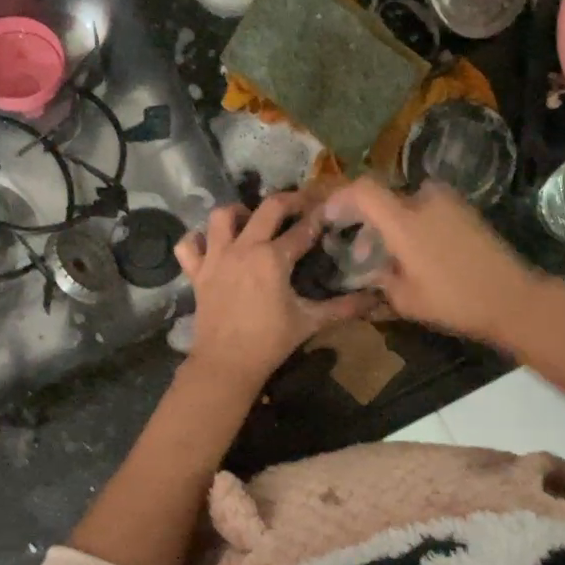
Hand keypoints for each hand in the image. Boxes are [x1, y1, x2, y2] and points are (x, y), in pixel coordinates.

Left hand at [175, 192, 371, 386]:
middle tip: (301, 206)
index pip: (302, 229)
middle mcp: (244, 248)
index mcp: (273, 258)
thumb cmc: (270, 342)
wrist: (226, 364)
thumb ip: (343, 308)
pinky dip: (197, 239)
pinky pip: (189, 245)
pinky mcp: (197, 273)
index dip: (318, 218)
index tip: (328, 212)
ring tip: (251, 220)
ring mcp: (216, 258)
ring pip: (222, 216)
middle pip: (268, 208)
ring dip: (238, 212)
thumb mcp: (310, 322)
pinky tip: (211, 245)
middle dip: (289, 201)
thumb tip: (375, 300)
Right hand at [324, 179, 558, 345]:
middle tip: (361, 251)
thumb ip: (380, 278)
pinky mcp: (465, 211)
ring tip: (391, 257)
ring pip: (406, 205)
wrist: (512, 298)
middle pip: (384, 199)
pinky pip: (427, 210)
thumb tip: (369, 269)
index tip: (328, 216)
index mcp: (405, 220)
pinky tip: (417, 255)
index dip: (340, 198)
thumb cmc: (453, 301)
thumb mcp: (405, 299)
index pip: (363, 190)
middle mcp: (425, 201)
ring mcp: (449, 203)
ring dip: (392, 224)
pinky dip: (414, 225)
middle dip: (367, 221)